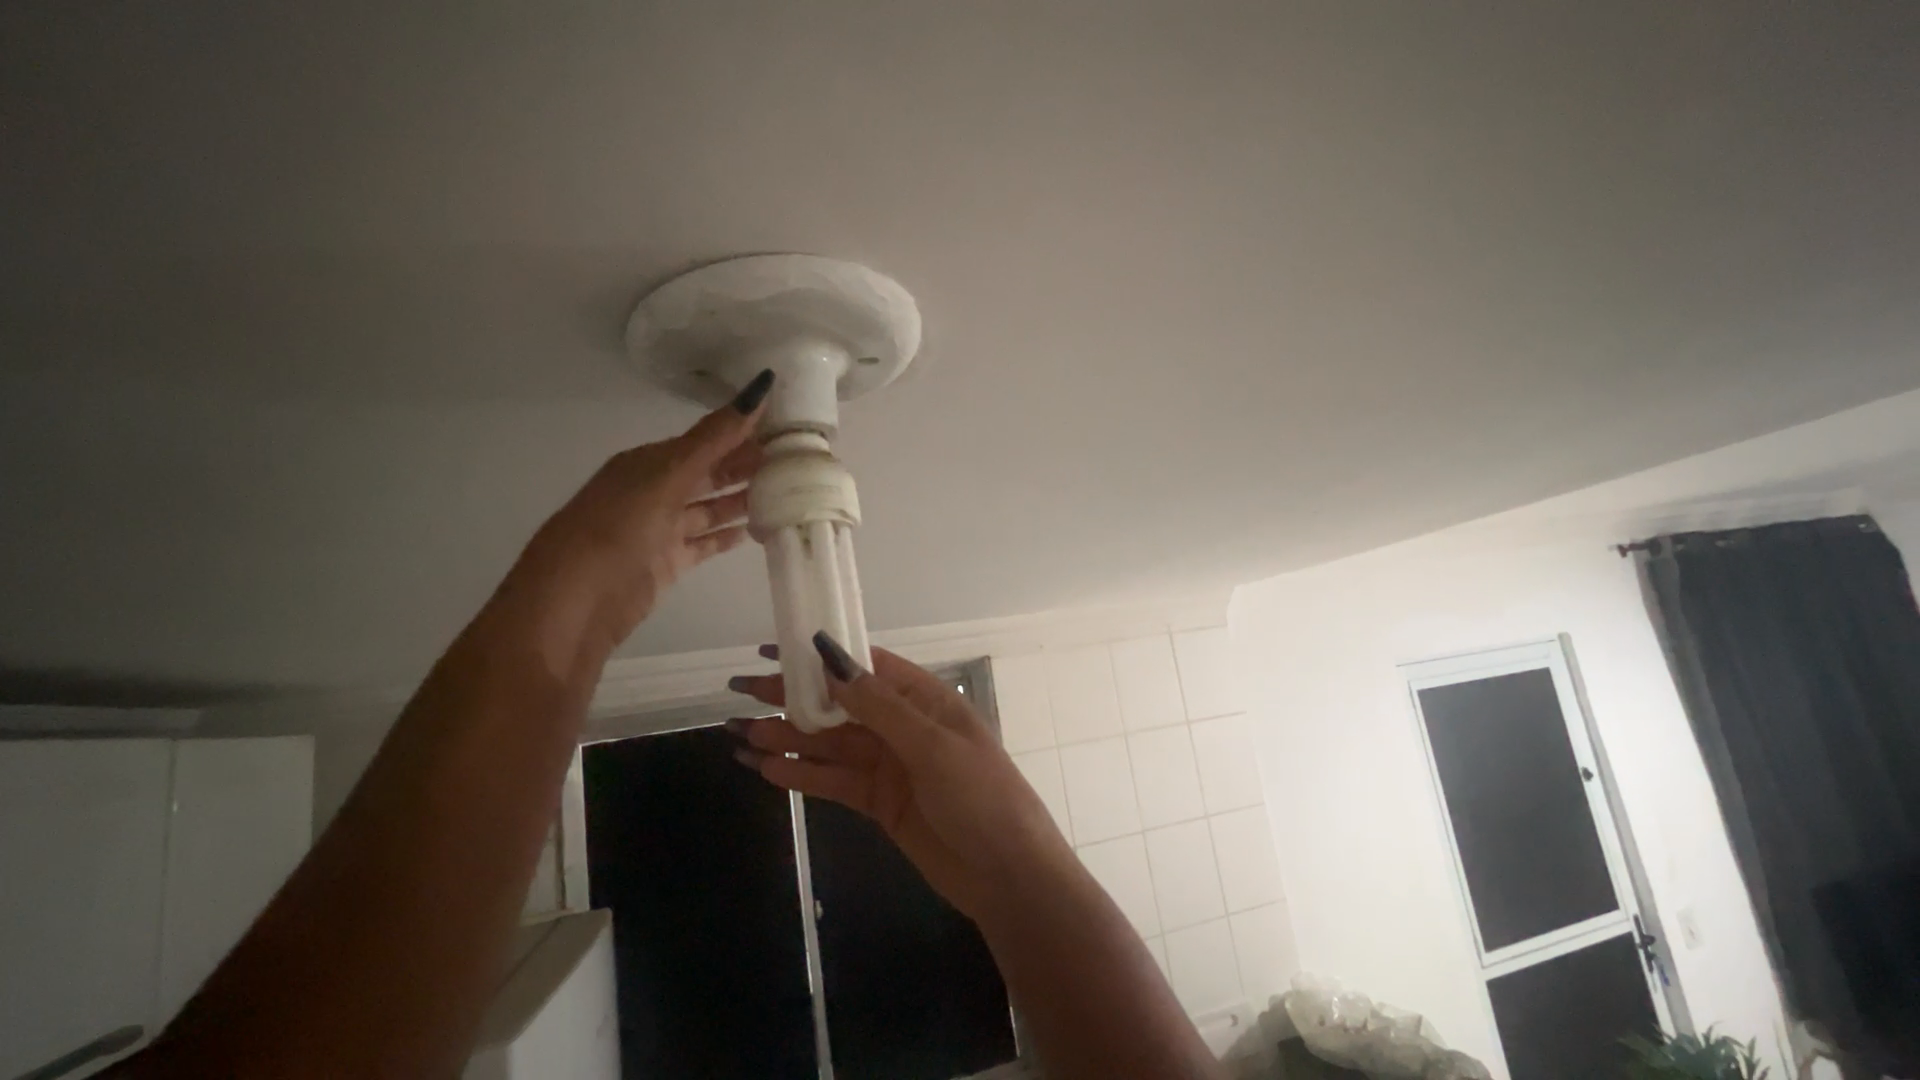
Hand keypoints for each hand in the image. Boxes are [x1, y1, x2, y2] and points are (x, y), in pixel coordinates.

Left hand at [498, 372, 771, 659]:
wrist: (575, 601)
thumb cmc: (618, 528)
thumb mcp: (666, 476)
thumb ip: (714, 439)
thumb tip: (760, 388)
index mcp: (648, 462)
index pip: (705, 439)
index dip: (742, 430)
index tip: (788, 426)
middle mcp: (654, 490)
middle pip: (709, 472)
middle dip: (747, 464)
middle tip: (797, 460)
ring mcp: (660, 529)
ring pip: (710, 508)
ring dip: (743, 499)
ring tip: (787, 491)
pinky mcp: (667, 563)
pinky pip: (705, 542)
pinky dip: (728, 535)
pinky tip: (757, 530)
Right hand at [728, 637, 1075, 921]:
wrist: (1007, 874)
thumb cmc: (981, 797)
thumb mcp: (932, 746)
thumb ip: (878, 706)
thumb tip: (831, 658)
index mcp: (924, 699)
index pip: (864, 666)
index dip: (818, 656)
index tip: (773, 649)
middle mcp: (903, 726)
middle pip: (838, 705)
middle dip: (791, 697)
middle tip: (739, 690)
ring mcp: (889, 765)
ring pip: (829, 744)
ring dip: (786, 737)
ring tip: (736, 733)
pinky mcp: (878, 802)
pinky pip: (832, 781)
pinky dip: (800, 774)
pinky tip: (765, 768)